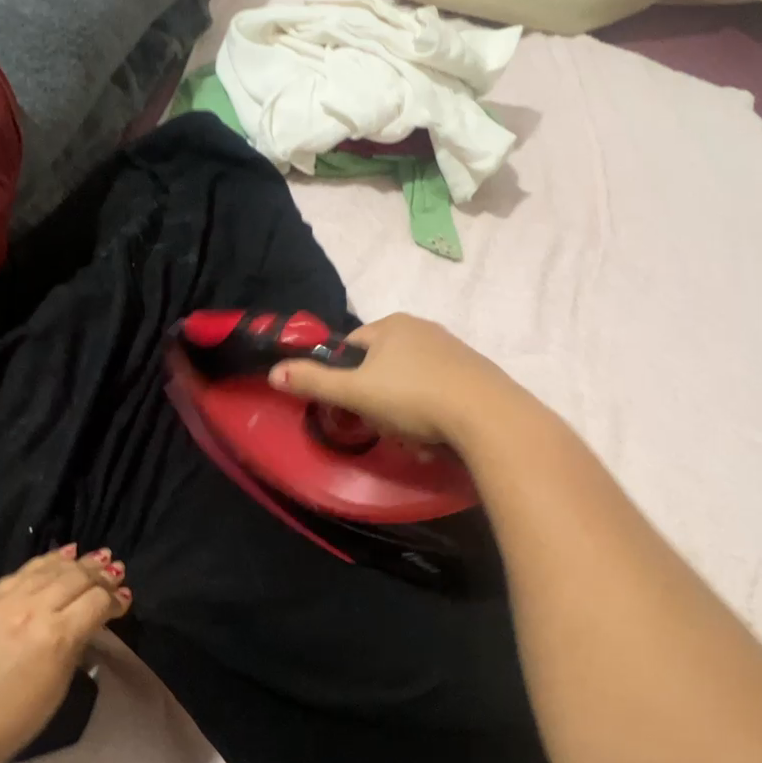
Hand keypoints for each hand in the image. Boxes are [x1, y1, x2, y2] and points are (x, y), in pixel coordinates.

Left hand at [0, 546, 131, 759]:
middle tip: (117, 572)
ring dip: (78, 562)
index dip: (116, 599)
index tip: (125, 601)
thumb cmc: (21, 715)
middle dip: (101, 575)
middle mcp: (34, 609)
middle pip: (77, 578)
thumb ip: (79, 641)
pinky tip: (62, 555)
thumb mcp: (62, 681)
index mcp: (57, 635)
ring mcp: (8, 600)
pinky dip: (46, 561)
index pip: (97, 601)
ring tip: (97, 558)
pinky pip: (24, 571)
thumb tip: (96, 616)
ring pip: (51, 568)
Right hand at [269, 313, 511, 444]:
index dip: (343, 377)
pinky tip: (433, 437)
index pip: (350, 347)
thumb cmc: (413, 398)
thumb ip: (314, 381)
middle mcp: (422, 328)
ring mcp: (452, 349)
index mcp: (391, 325)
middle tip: (380, 424)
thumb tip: (274, 372)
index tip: (349, 404)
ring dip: (402, 412)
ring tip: (409, 437)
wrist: (487, 416)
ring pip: (408, 383)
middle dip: (376, 399)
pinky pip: (436, 393)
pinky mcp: (473, 373)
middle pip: (380, 367)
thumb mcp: (355, 392)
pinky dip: (429, 414)